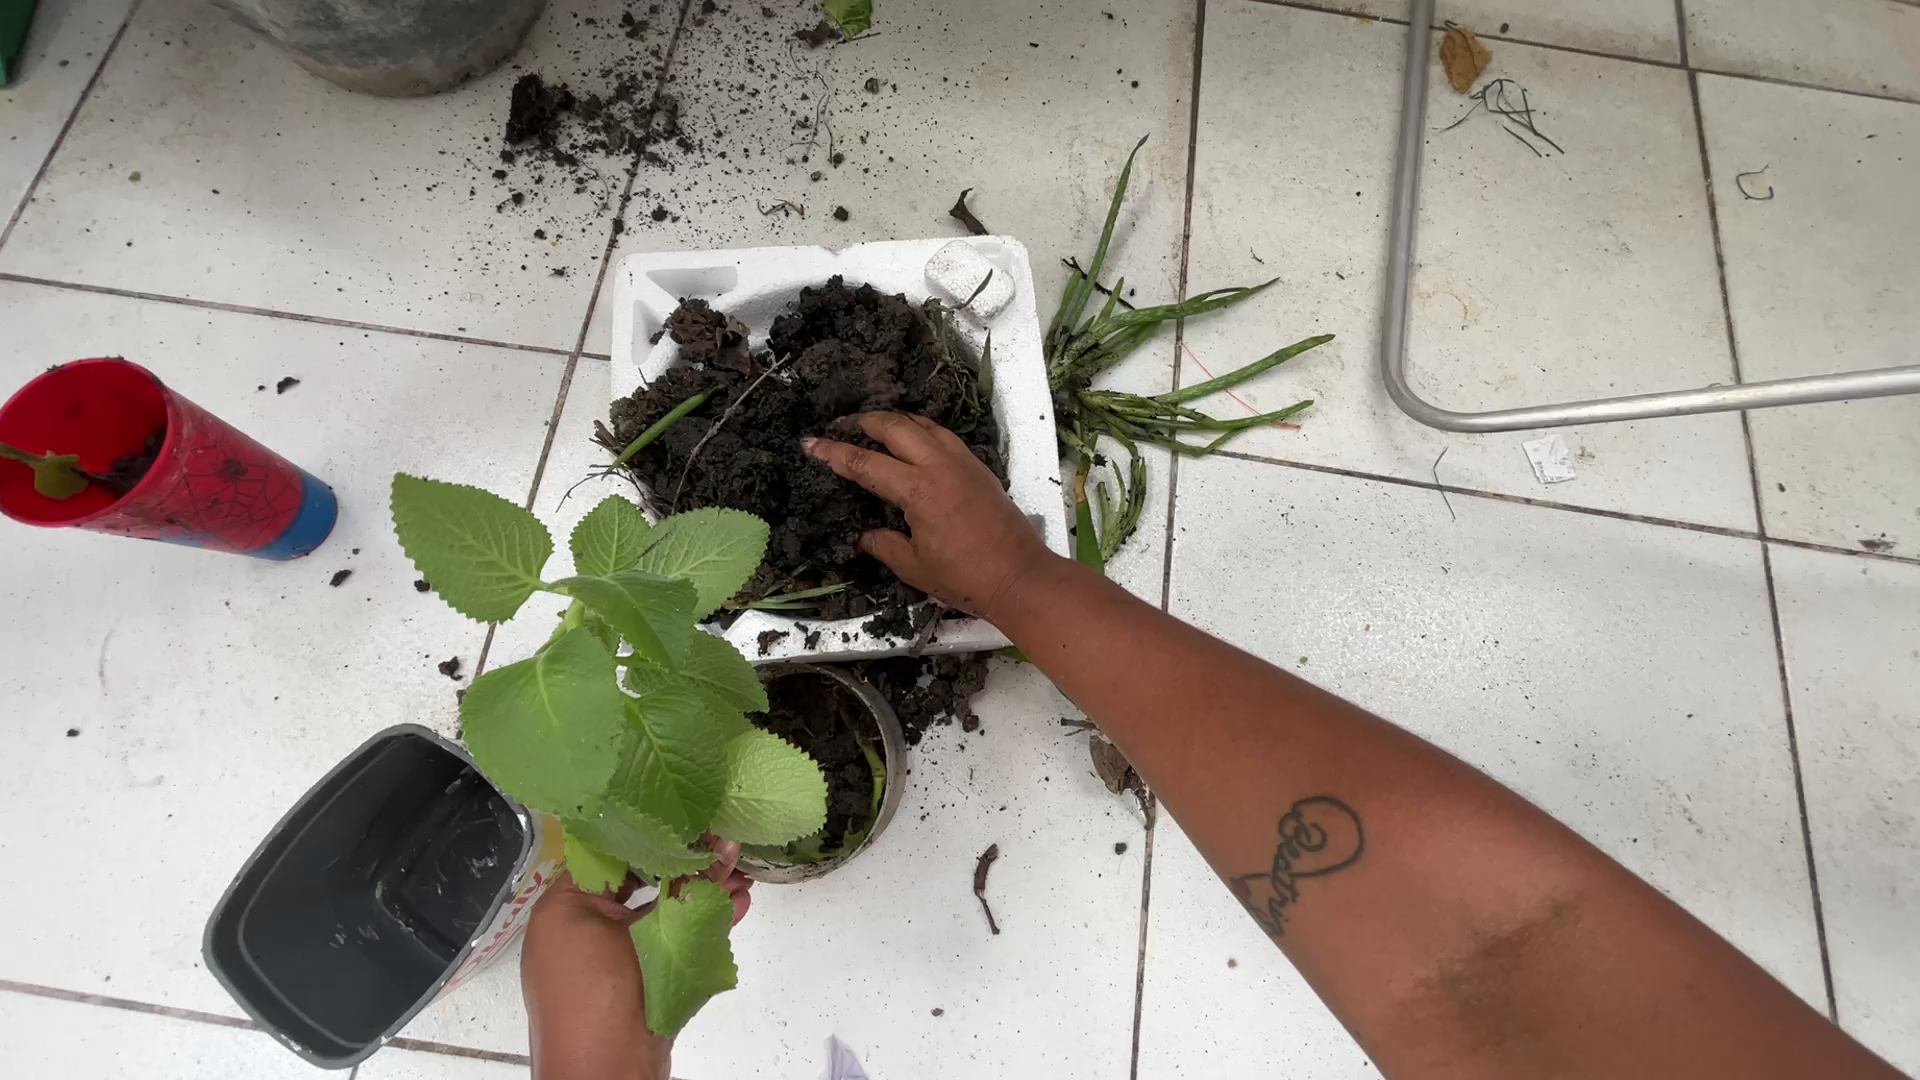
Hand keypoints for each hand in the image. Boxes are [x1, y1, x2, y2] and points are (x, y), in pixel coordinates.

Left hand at [521, 839, 752, 1079]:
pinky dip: (698, 923)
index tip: (692, 814)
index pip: (612, 850)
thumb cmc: (605, 991)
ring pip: (660, 908)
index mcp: (565, 905)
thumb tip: (729, 843)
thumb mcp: (645, 929)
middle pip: (641, 877)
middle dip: (687, 861)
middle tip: (724, 842)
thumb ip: (689, 886)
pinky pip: (666, 938)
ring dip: (701, 891)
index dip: (653, 830)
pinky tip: (737, 904)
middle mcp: (582, 925)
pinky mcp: (635, 976)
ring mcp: (609, 953)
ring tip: (742, 874)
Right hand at [802, 412, 1056, 618]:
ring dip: (896, 420)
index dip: (834, 453)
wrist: (1019, 577)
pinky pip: (944, 436)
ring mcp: (964, 463)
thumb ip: (883, 544)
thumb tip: (862, 536)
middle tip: (842, 425)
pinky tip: (914, 440)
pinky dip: (922, 430)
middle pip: (895, 427)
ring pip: (924, 424)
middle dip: (864, 422)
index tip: (810, 444)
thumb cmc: (965, 577)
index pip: (866, 464)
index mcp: (918, 491)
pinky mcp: (979, 468)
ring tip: (874, 425)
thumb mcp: (913, 566)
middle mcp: (941, 467)